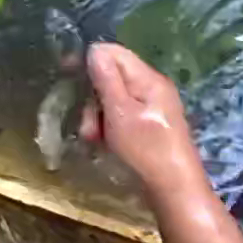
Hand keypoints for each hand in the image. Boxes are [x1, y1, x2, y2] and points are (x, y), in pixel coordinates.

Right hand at [80, 43, 205, 192]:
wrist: (175, 193)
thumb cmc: (146, 150)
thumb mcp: (120, 112)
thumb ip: (106, 78)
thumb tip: (93, 49)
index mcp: (148, 79)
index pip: (113, 52)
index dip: (89, 59)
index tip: (67, 74)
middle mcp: (151, 88)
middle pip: (111, 75)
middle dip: (92, 96)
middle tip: (88, 123)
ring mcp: (151, 107)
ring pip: (112, 97)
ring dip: (97, 115)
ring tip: (95, 138)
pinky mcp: (148, 125)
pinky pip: (120, 114)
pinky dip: (108, 125)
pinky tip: (104, 142)